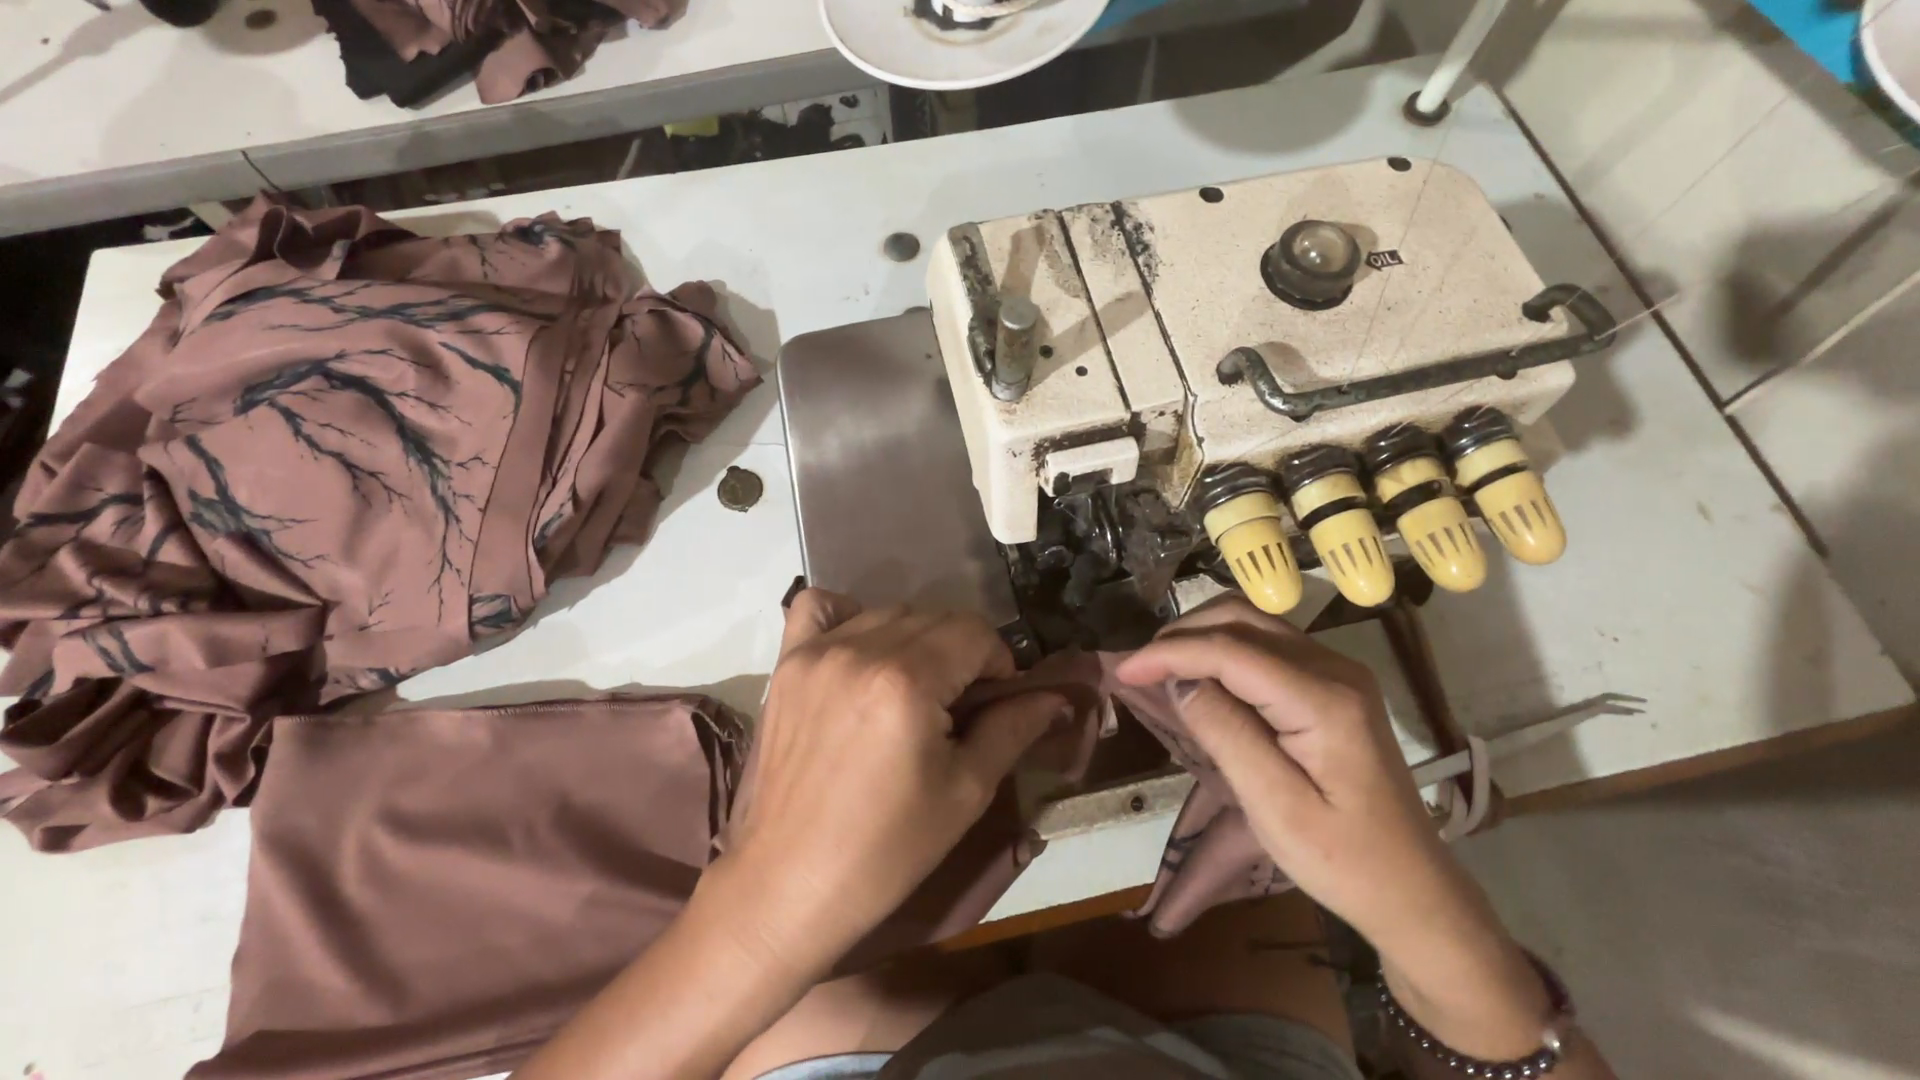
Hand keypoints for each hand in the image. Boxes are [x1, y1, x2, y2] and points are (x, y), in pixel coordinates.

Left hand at [714, 590, 1066, 978]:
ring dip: (913, 641)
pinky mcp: (785, 666)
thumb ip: (1013, 728)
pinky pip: (818, 608)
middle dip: (960, 654)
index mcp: (907, 679)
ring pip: (886, 612)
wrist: (789, 883)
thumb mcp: (966, 791)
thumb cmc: (887, 849)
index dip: (998, 664)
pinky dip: (847, 617)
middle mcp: (859, 649)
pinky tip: (862, 657)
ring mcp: (815, 653)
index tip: (995, 706)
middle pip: (934, 617)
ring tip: (912, 694)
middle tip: (958, 711)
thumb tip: (1056, 697)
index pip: (974, 631)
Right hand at [1114, 597, 1553, 1060]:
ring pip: (1253, 624)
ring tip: (1158, 671)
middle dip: (1181, 635)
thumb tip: (1179, 681)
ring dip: (1201, 637)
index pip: (1230, 650)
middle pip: (1242, 619)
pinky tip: (1199, 677)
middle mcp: (1335, 669)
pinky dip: (1223, 650)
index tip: (1121, 671)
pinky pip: (1267, 645)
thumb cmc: (1343, 860)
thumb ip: (1226, 734)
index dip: (1170, 653)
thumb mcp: (1275, 808)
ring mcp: (1338, 672)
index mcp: (1324, 700)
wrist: (1411, 888)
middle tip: (1137, 670)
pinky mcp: (1333, 685)